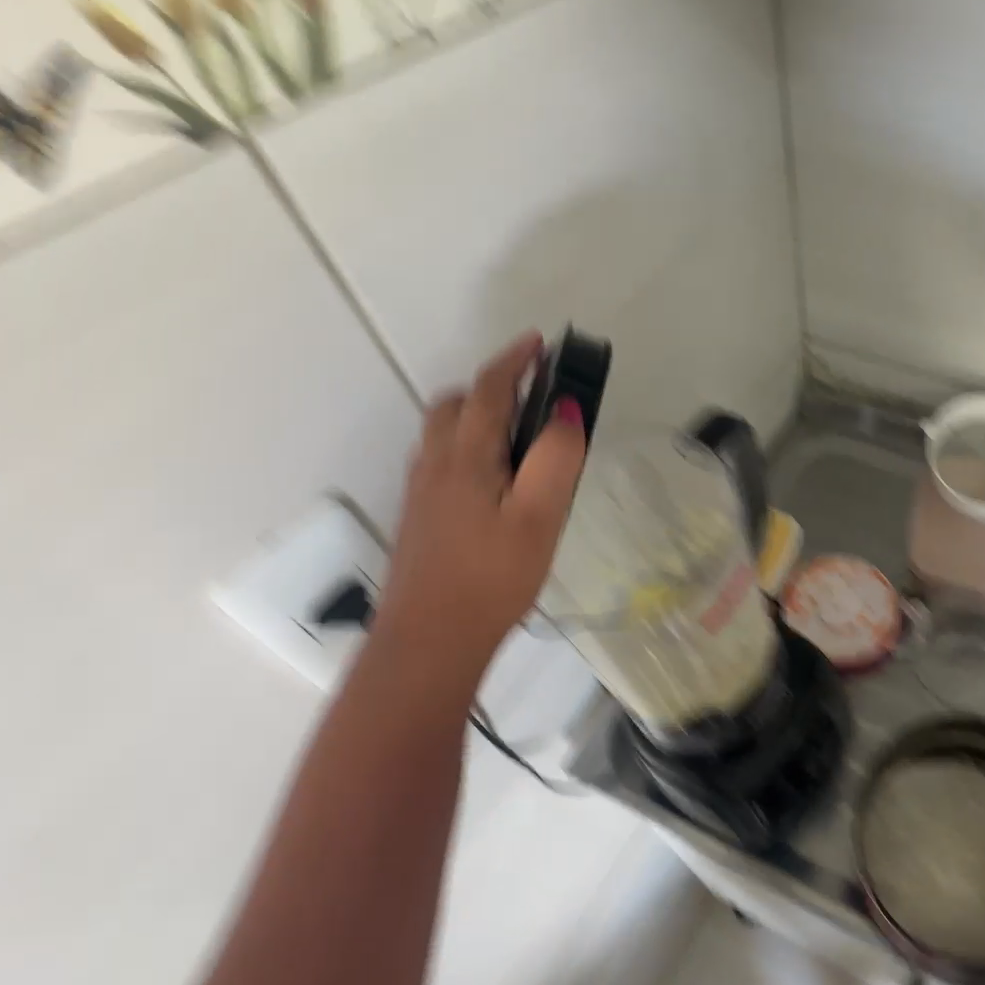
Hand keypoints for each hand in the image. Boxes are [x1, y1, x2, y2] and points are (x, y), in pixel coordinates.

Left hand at [372, 332, 587, 676]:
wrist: (429, 641)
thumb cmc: (492, 576)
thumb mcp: (540, 516)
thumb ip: (555, 457)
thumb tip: (564, 410)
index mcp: (466, 456)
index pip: (489, 390)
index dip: (515, 361)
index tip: (540, 343)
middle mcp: (435, 465)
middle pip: (455, 406)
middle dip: (491, 388)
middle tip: (533, 398)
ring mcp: (421, 493)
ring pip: (443, 435)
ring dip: (476, 418)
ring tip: (519, 441)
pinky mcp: (419, 520)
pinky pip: (441, 463)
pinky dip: (466, 449)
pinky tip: (492, 486)